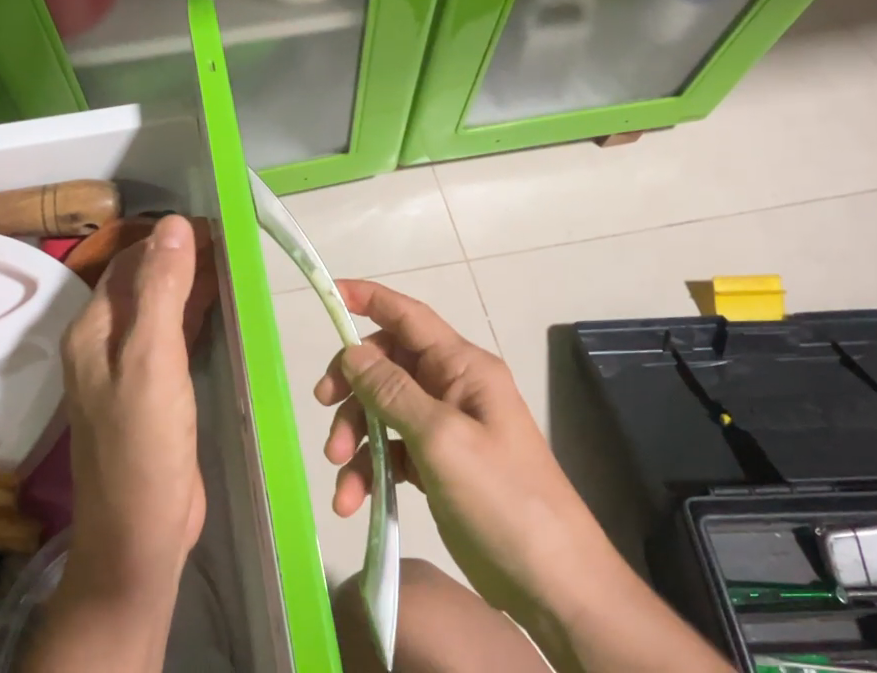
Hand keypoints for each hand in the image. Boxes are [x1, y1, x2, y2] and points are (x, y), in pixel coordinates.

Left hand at [57, 213, 205, 609]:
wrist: (140, 535)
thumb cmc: (143, 445)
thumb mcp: (152, 360)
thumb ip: (160, 290)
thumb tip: (173, 224)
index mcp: (93, 330)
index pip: (131, 262)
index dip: (169, 239)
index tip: (218, 225)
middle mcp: (105, 343)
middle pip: (145, 283)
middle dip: (184, 257)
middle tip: (236, 242)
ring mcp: (129, 371)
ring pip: (161, 310)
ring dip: (193, 285)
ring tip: (237, 265)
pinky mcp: (154, 394)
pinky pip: (174, 341)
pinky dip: (198, 318)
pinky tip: (226, 310)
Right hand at [315, 280, 585, 619]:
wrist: (552, 582)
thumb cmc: (503, 498)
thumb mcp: (442, 439)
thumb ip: (393, 392)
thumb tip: (353, 353)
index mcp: (463, 368)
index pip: (409, 317)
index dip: (369, 299)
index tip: (328, 293)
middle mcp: (452, 389)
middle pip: (386, 366)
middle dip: (351, 387)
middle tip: (324, 408)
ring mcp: (445, 430)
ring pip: (382, 412)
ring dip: (355, 439)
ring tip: (340, 478)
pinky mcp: (437, 467)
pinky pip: (391, 452)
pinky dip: (368, 471)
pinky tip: (354, 501)